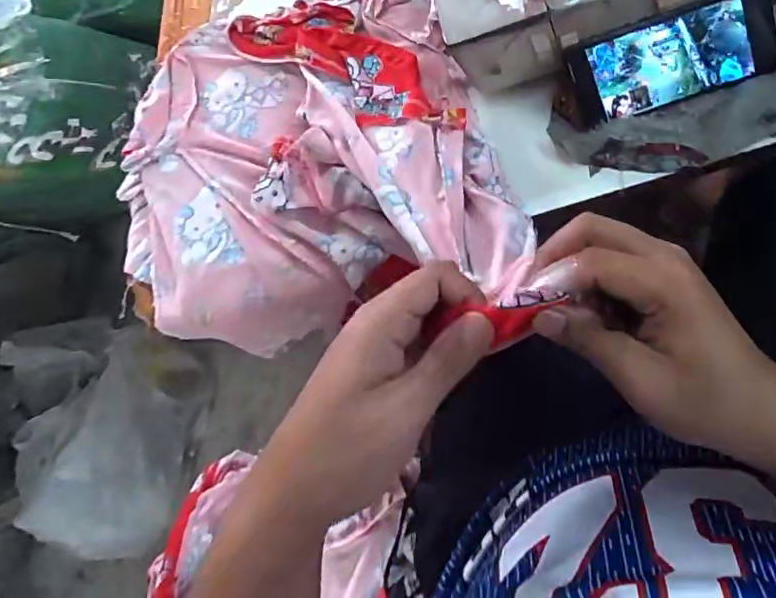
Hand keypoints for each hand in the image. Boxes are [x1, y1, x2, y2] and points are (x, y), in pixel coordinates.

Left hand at [254, 262, 494, 525]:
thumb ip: (450, 358)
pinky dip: (431, 351)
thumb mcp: (409, 408)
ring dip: (448, 335)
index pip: (437, 274)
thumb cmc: (349, 453)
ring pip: (423, 315)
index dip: (468, 295)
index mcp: (380, 318)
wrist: (288, 500)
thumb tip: (486, 318)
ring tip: (459, 375)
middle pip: (431, 290)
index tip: (486, 336)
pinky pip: (410, 338)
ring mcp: (368, 341)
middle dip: (462, 314)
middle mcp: (374, 318)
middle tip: (478, 358)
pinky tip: (435, 385)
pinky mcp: (367, 363)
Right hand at [528, 213, 775, 461]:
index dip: (550, 277)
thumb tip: (540, 315)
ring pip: (604, 239)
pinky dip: (593, 275)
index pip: (590, 258)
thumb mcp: (641, 380)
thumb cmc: (704, 400)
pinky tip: (586, 312)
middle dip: (556, 254)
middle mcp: (663, 254)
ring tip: (553, 307)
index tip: (517, 304)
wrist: (759, 407)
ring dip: (573, 264)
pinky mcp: (667, 273)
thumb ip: (589, 340)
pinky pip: (619, 257)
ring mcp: (667, 260)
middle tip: (529, 293)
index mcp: (661, 276)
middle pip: (595, 229)